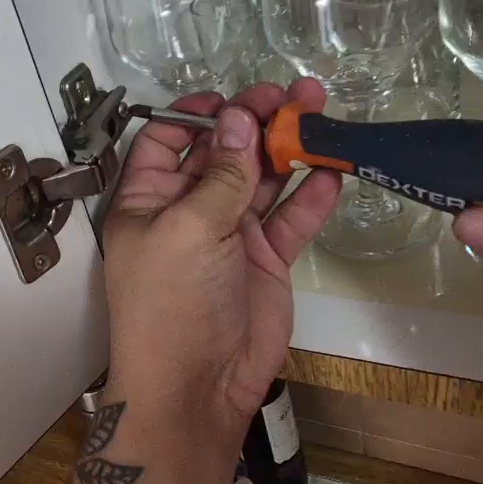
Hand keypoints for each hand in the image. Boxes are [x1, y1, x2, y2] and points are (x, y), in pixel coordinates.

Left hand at [100, 79, 341, 442]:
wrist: (198, 388)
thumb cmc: (172, 305)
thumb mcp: (188, 230)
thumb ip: (221, 175)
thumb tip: (239, 116)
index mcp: (149, 199)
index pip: (167, 141)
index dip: (194, 115)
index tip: (230, 98)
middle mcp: (188, 210)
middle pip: (223, 152)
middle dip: (255, 122)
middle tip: (292, 95)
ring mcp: (229, 234)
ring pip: (261, 179)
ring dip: (289, 149)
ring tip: (320, 114)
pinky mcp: (266, 258)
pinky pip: (290, 218)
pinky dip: (311, 197)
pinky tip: (333, 172)